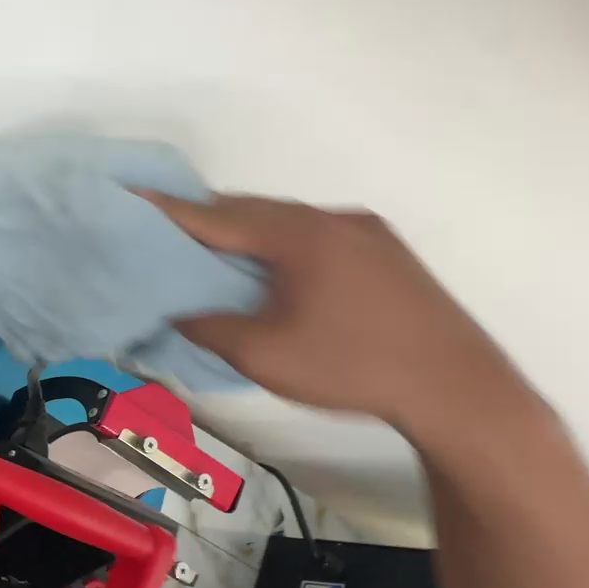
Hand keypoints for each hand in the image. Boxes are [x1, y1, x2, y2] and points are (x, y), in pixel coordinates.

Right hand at [137, 190, 529, 436]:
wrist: (459, 392)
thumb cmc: (351, 367)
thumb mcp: (260, 354)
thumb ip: (206, 327)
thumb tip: (176, 314)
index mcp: (303, 237)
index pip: (218, 216)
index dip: (168, 209)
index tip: (129, 195)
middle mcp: (336, 222)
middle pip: (252, 209)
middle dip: (202, 217)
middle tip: (154, 227)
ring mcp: (367, 234)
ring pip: (284, 222)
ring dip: (239, 231)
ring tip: (198, 248)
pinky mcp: (384, 255)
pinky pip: (310, 235)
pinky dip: (272, 243)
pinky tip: (258, 266)